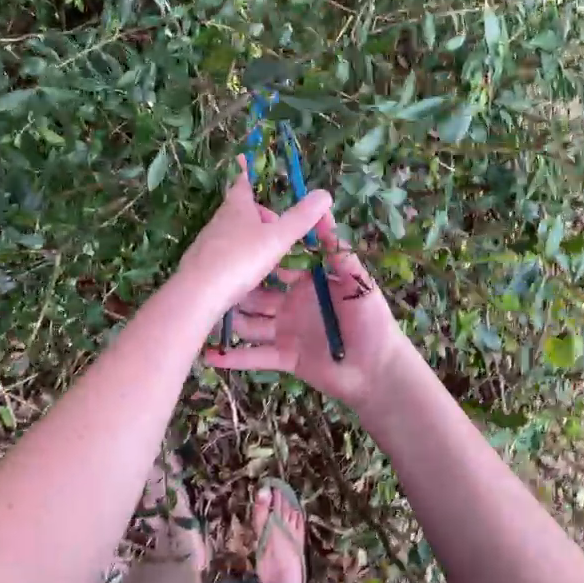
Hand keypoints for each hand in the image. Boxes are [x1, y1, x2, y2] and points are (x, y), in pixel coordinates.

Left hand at [174, 156, 331, 313]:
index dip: (247, 169)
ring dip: (261, 245)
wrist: (199, 293)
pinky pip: (233, 257)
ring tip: (279, 267)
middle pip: (246, 211)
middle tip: (285, 235)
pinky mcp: (208, 265)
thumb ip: (300, 219)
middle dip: (266, 219)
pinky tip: (259, 281)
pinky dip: (249, 263)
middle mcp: (222, 220)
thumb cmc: (239, 258)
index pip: (243, 181)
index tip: (243, 156)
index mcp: (237, 206)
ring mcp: (212, 242)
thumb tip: (324, 194)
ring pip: (241, 236)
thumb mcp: (276, 238)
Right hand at [203, 209, 410, 409]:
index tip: (235, 247)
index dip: (258, 259)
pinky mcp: (283, 358)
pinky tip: (209, 355)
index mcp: (306, 284)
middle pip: (256, 295)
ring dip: (230, 321)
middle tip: (211, 283)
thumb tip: (323, 211)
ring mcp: (285, 332)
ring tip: (204, 315)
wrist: (379, 372)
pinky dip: (232, 358)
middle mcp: (290, 305)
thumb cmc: (372, 321)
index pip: (276, 267)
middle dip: (236, 291)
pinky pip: (255, 357)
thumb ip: (336, 250)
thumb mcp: (356, 282)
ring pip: (250, 324)